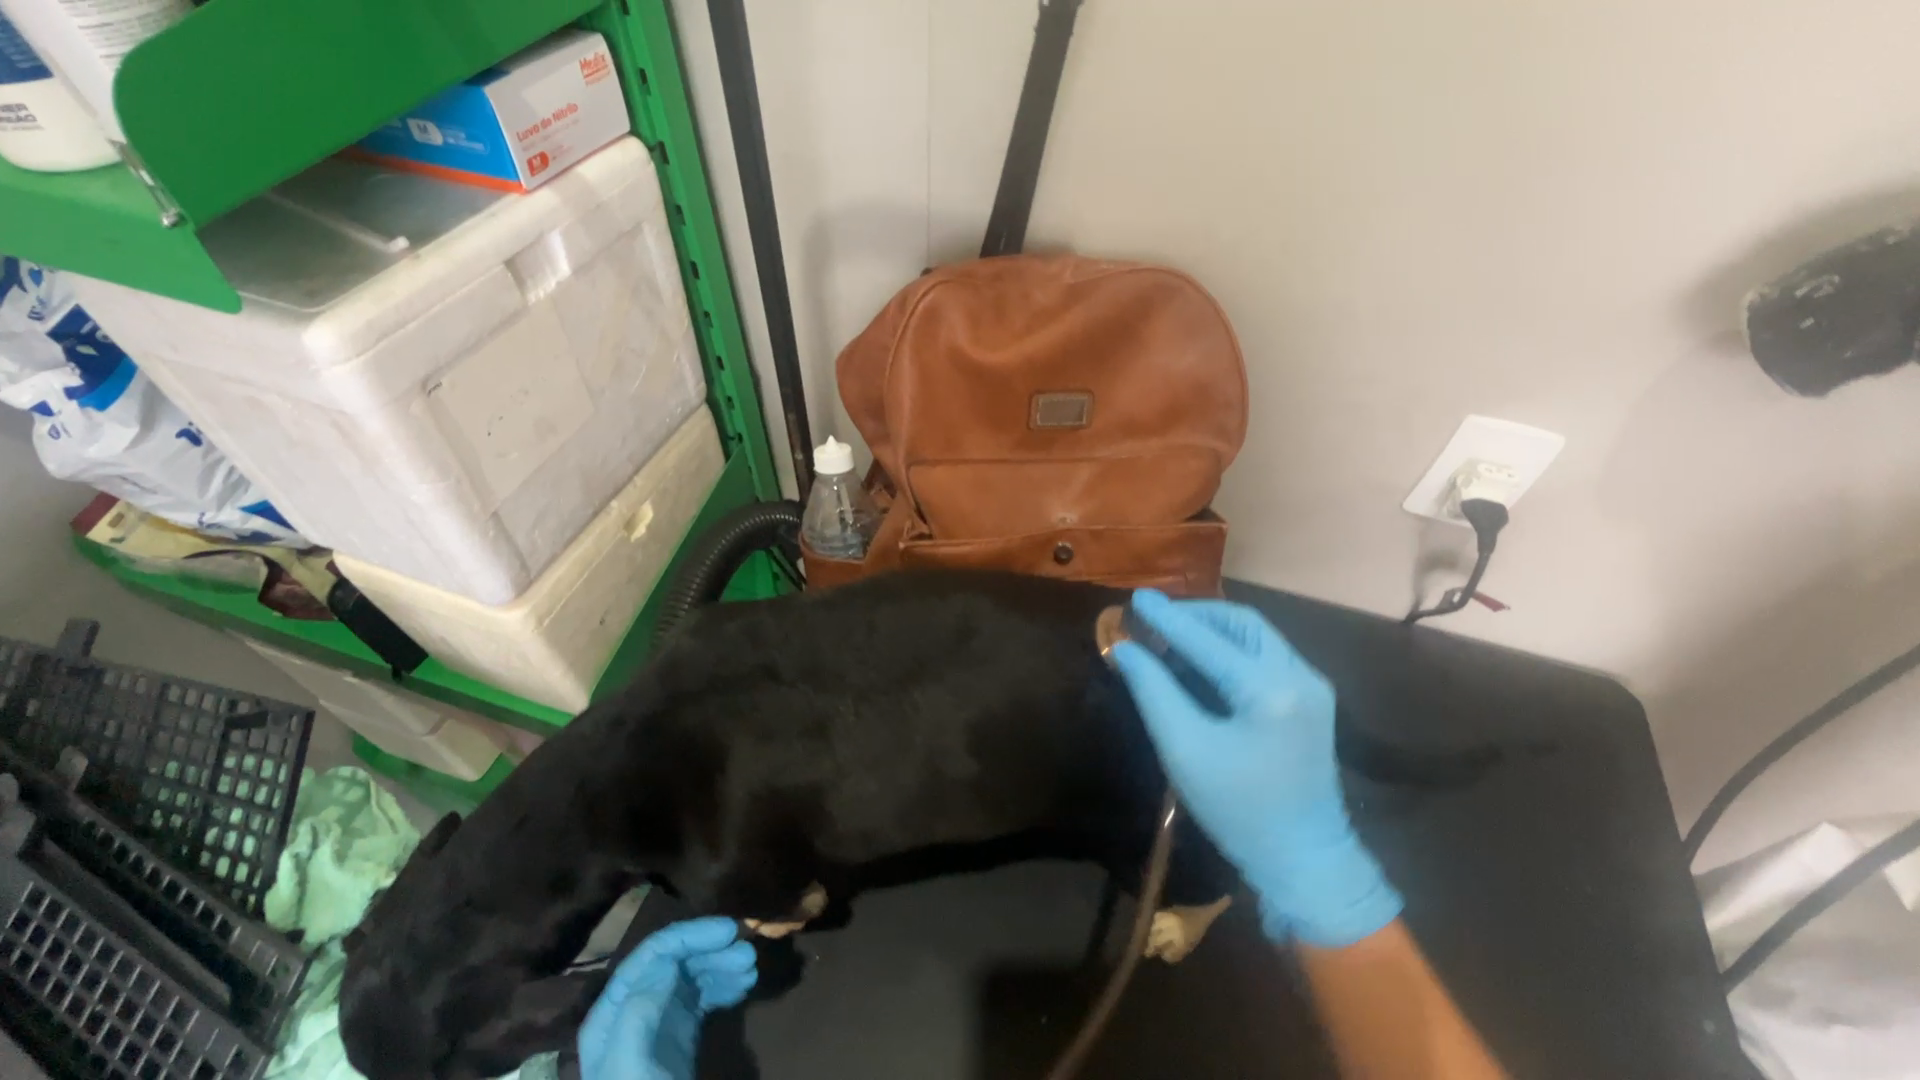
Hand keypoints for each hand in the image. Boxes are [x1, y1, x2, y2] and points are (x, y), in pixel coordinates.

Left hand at [578, 917, 757, 1079]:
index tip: (730, 931)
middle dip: (711, 950)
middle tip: (750, 954)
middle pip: (674, 962)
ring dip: (721, 965)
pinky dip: (723, 986)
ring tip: (751, 968)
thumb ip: (639, 1013)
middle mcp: (633, 1011)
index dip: (690, 935)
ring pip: (691, 978)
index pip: (651, 955)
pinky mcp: (679, 1040)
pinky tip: (744, 986)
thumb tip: (667, 960)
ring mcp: (658, 1026)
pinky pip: (702, 999)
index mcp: (613, 1013)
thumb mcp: (630, 1065)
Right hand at [1110, 590, 1402, 946]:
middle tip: (1154, 620)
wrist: (1302, 859)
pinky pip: (1265, 657)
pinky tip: (1200, 663)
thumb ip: (1153, 692)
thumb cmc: (1237, 810)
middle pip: (1242, 624)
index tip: (1135, 598)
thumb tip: (1125, 648)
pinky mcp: (1311, 700)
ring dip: (1212, 631)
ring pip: (1256, 637)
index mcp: (1271, 689)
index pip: (1208, 640)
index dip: (1167, 619)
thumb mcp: (1184, 750)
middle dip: (1195, 616)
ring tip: (1170, 639)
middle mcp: (1300, 675)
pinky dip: (1229, 650)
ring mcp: (1311, 687)